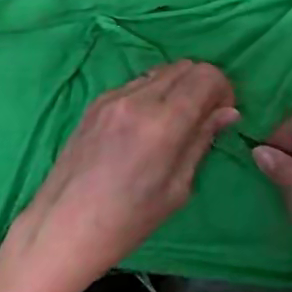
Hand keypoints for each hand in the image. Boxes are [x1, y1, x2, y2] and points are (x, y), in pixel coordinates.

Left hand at [1, 61, 239, 291]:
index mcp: (162, 123)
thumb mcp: (177, 189)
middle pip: (185, 66)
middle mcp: (137, 98)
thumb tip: (227, 111)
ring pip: (160, 71)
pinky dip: (153, 93)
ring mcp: (112, 96)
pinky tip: (147, 125)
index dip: (223, 89)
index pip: (205, 76)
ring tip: (176, 121)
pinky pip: (136, 83)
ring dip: (177, 86)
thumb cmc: (127, 221)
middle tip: (205, 116)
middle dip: (203, 85)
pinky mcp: (96, 101)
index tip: (224, 113)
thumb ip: (201, 141)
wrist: (63, 224)